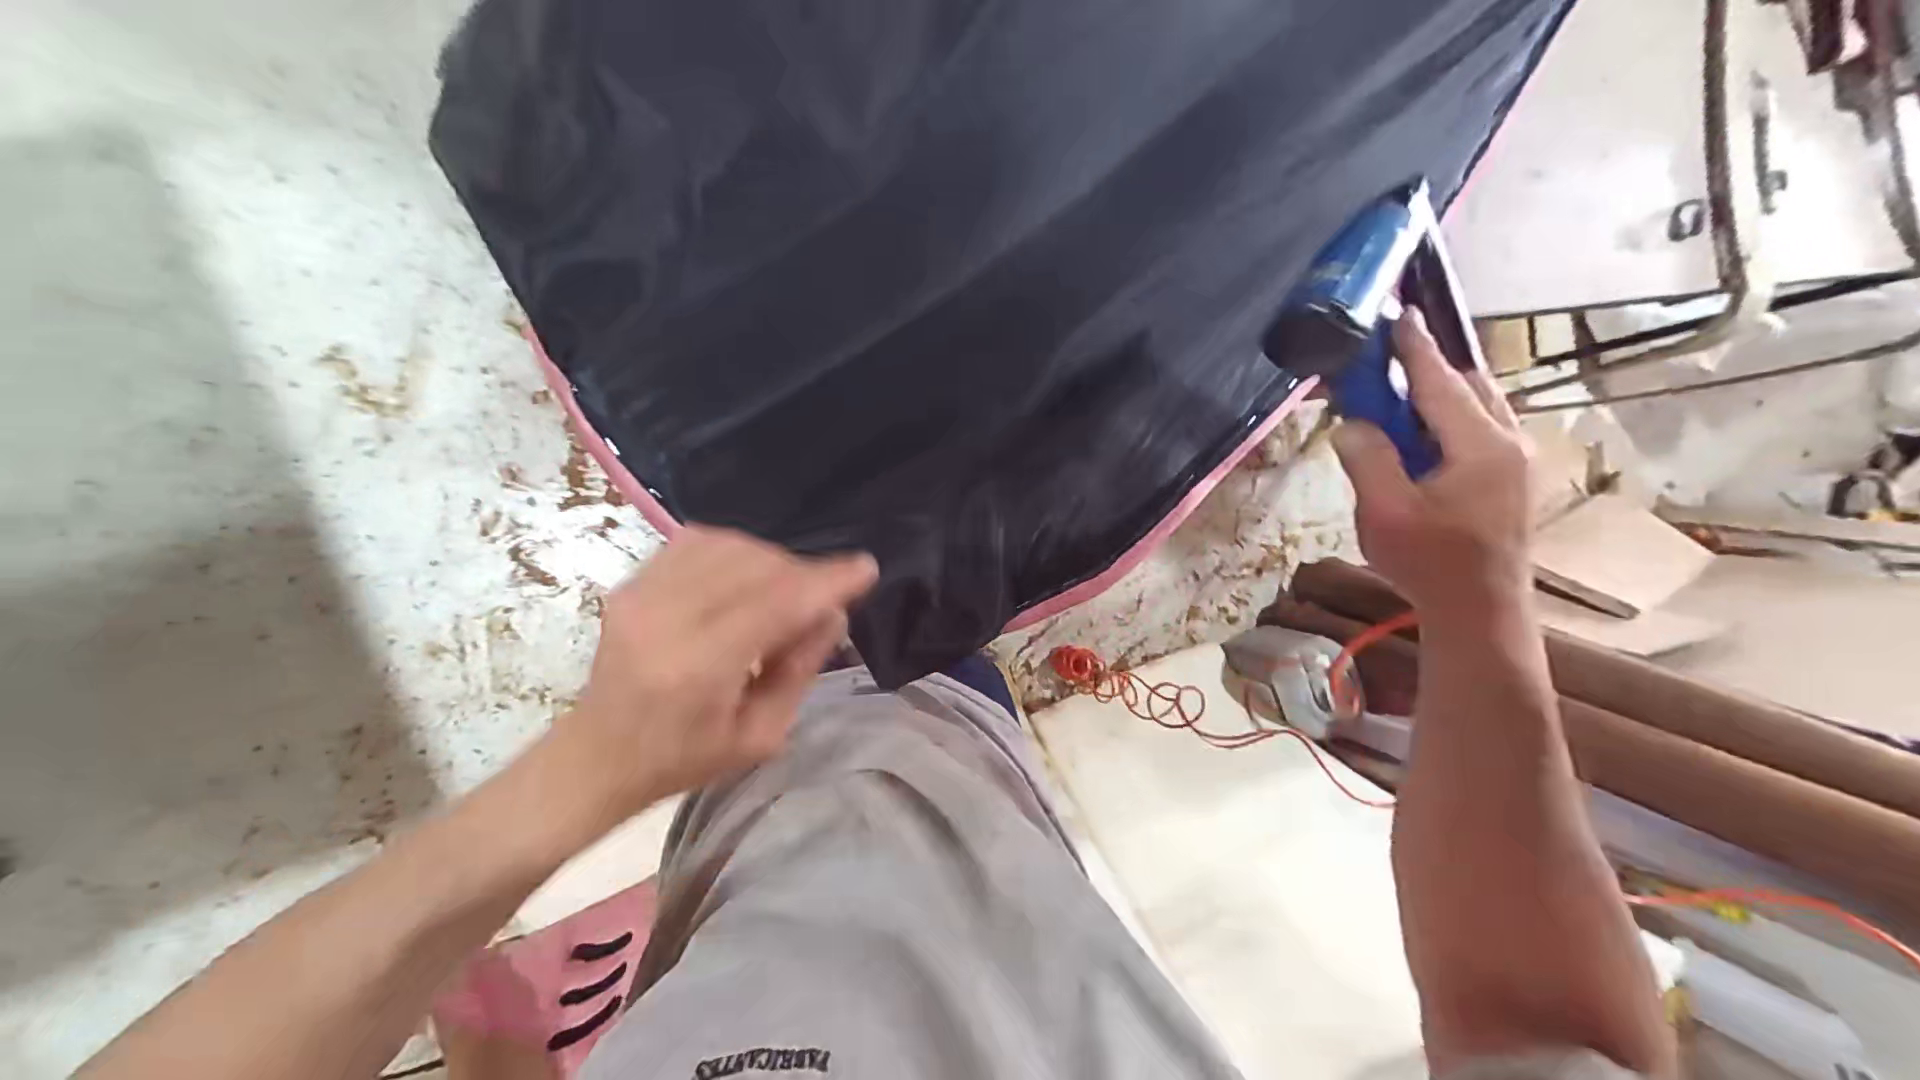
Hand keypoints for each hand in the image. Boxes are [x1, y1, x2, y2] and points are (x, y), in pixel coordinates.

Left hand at [546, 527, 877, 826]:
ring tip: (782, 594)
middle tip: (820, 602)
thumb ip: (801, 669)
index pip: (776, 603)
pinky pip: (699, 541)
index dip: (827, 581)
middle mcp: (665, 619)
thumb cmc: (684, 758)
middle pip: (758, 567)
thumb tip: (834, 611)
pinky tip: (746, 577)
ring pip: (731, 546)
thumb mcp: (760, 734)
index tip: (865, 569)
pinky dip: (737, 551)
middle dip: (804, 575)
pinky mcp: (631, 582)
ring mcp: (641, 594)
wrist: (597, 756)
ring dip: (772, 562)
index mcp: (698, 668)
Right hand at [1331, 308, 1532, 623]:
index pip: (1441, 382)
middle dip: (1428, 370)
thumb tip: (1353, 423)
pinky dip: (1447, 421)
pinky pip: (1479, 431)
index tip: (1398, 314)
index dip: (1415, 348)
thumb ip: (1367, 458)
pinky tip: (1420, 442)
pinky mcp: (1510, 481)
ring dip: (1437, 397)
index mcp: (1480, 446)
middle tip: (1387, 366)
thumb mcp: (1384, 512)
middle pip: (1468, 387)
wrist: (1479, 611)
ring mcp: (1515, 462)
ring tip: (1397, 405)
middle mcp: (1508, 443)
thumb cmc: (1430, 562)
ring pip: (1478, 409)